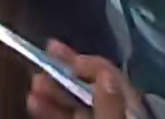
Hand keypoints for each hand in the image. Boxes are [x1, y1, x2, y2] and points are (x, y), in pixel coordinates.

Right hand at [26, 41, 142, 118]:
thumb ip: (110, 106)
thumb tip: (104, 72)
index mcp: (133, 107)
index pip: (109, 72)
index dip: (81, 59)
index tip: (53, 52)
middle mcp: (119, 110)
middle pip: (90, 87)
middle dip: (62, 76)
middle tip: (38, 67)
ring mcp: (104, 118)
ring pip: (78, 104)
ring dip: (53, 93)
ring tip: (32, 89)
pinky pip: (72, 117)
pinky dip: (53, 110)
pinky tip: (34, 105)